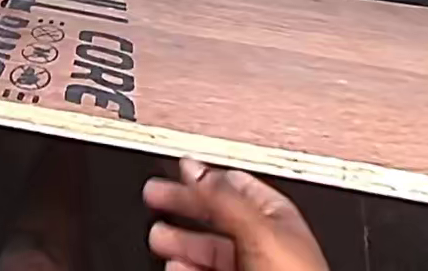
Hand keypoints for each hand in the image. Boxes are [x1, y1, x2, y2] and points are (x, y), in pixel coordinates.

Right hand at [143, 158, 330, 270]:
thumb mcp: (256, 229)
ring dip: (180, 241)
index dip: (200, 175)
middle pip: (214, 214)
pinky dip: (188, 268)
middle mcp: (264, 241)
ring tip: (157, 237)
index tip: (174, 169)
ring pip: (209, 248)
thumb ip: (222, 196)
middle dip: (182, 205)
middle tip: (153, 196)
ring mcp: (254, 267)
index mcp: (274, 215)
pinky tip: (176, 267)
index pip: (230, 183)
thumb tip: (193, 167)